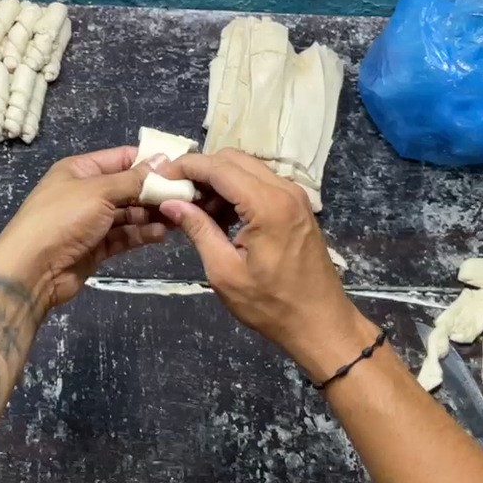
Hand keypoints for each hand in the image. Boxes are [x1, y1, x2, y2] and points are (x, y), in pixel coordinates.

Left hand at [0, 146, 168, 309]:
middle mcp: (86, 192)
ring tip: (177, 217)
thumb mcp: (99, 191)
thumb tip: (162, 161)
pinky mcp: (96, 246)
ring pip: (128, 213)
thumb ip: (132, 179)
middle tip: (186, 196)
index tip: (181, 167)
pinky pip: (124, 236)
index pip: (122, 158)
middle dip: (154, 191)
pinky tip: (160, 234)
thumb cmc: (63, 219)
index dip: (150, 161)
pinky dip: (141, 234)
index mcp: (80, 169)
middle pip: (127, 187)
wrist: (33, 269)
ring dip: (151, 214)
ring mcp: (90, 221)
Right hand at [161, 149, 377, 380]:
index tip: (161, 177)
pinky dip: (235, 189)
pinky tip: (219, 215)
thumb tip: (170, 203)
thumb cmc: (271, 305)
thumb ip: (198, 230)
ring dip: (218, 179)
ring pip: (246, 167)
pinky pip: (259, 182)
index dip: (187, 167)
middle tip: (176, 193)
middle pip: (233, 159)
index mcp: (267, 205)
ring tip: (195, 208)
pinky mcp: (296, 204)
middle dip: (200, 170)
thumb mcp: (225, 272)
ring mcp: (294, 195)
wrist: (321, 323)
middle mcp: (284, 190)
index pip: (219, 168)